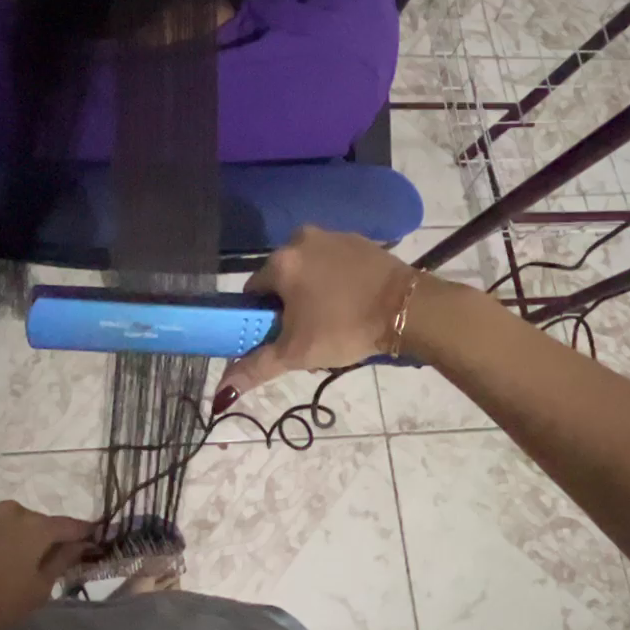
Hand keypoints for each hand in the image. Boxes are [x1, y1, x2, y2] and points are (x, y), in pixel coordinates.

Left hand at [0, 502, 94, 629]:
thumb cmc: (0, 603)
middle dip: (45, 537)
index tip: (93, 538)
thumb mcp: (40, 588)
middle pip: (39, 522)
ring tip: (13, 562)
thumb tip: (80, 544)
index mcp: (37, 526)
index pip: (69, 525)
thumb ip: (62, 560)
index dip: (83, 532)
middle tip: (45, 560)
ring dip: (18, 535)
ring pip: (12, 522)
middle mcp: (13, 510)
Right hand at [214, 226, 415, 408]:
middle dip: (288, 305)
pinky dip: (335, 280)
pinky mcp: (358, 239)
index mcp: (279, 262)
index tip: (281, 336)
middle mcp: (299, 239)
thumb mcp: (296, 353)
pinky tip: (350, 302)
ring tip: (333, 320)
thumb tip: (220, 394)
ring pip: (307, 270)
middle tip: (309, 334)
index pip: (253, 293)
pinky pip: (333, 262)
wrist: (409, 310)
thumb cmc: (345, 329)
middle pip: (280, 279)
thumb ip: (255, 369)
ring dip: (312, 292)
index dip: (262, 318)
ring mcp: (332, 235)